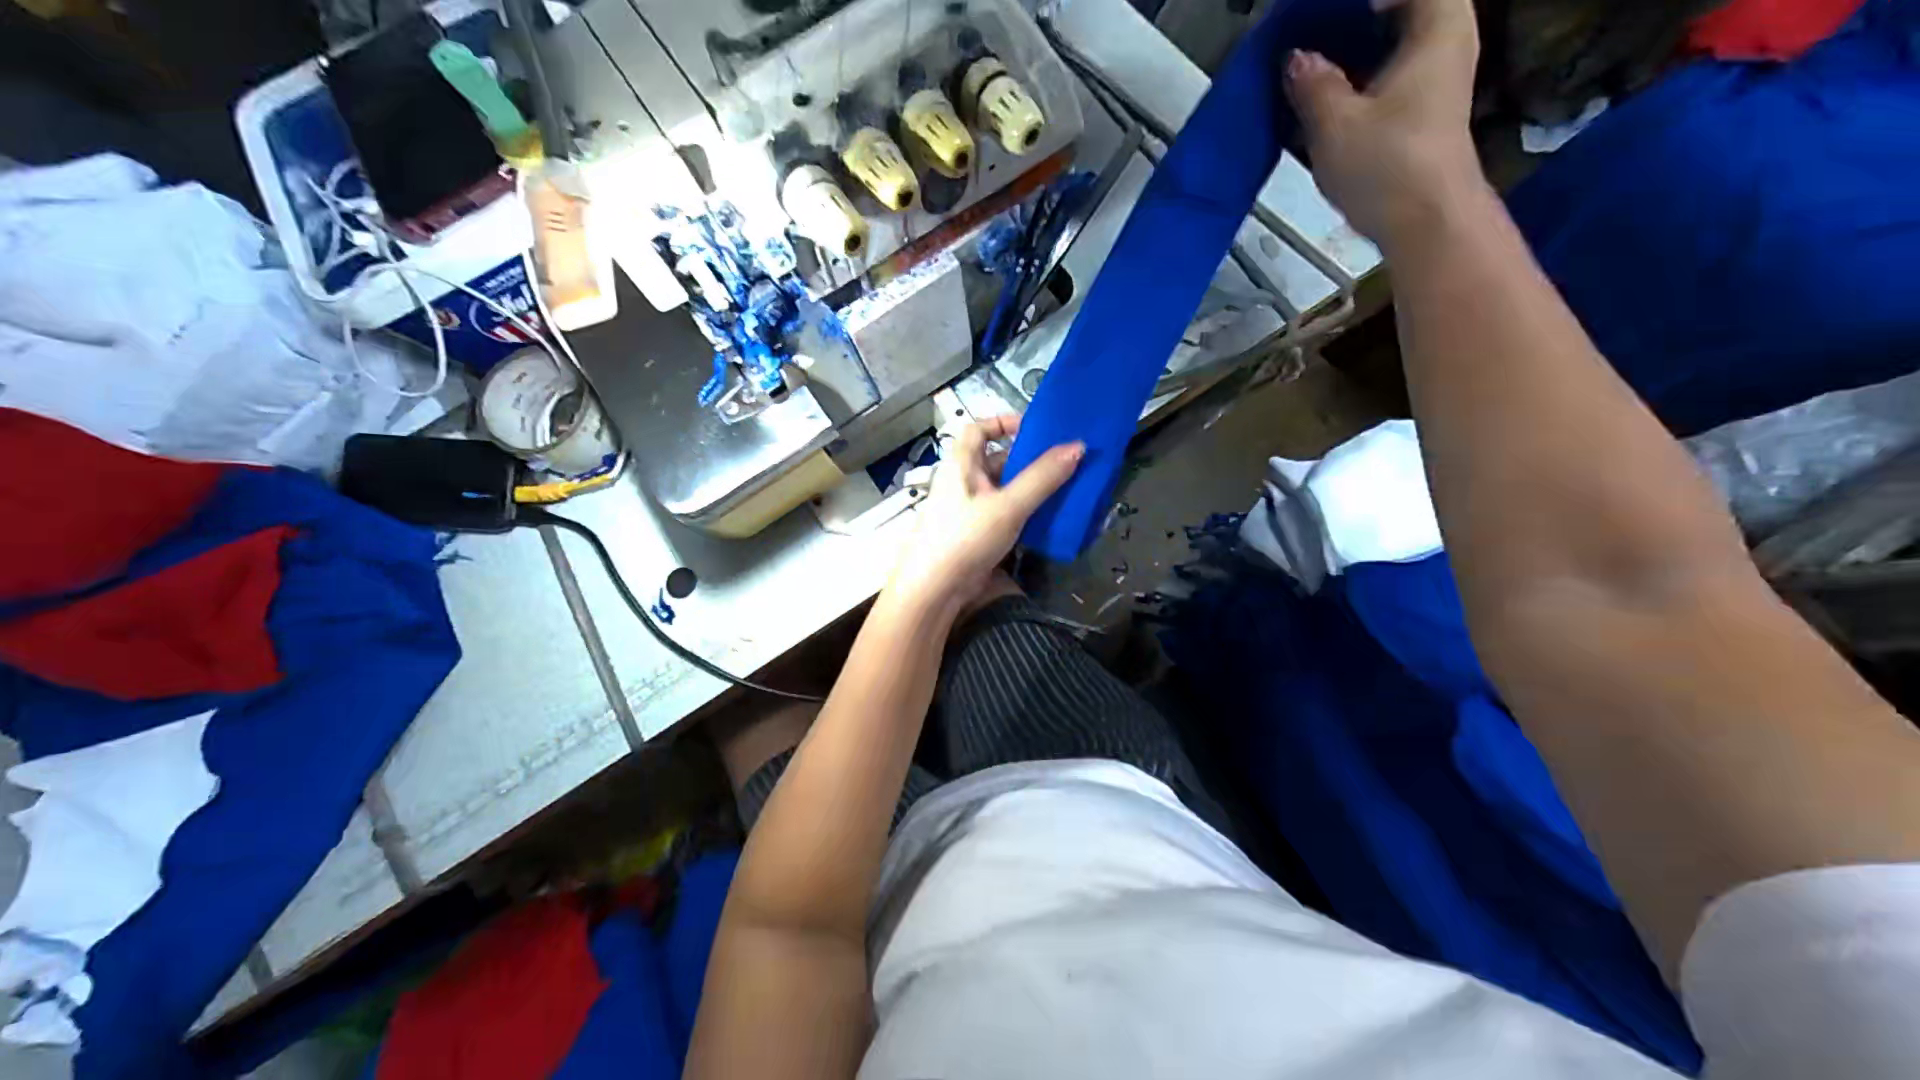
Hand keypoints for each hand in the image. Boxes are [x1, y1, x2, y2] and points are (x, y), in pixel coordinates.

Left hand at [885, 415, 1082, 617]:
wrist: (935, 590)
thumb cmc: (965, 538)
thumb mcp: (1009, 505)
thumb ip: (1043, 477)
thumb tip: (1078, 446)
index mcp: (960, 465)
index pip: (978, 428)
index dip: (1004, 422)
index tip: (1035, 429)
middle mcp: (962, 482)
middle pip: (996, 460)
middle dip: (1027, 460)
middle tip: (1062, 463)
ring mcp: (968, 510)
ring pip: (1002, 489)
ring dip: (1029, 488)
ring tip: (1064, 489)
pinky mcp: (975, 535)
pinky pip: (1003, 514)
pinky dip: (1024, 512)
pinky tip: (1047, 519)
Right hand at [1286, 0, 1482, 245]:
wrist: (1426, 224)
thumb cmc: (1387, 165)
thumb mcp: (1335, 123)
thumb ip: (1312, 84)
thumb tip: (1296, 59)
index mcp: (1437, 25)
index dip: (1355, 3)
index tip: (1315, 16)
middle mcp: (1446, 43)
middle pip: (1399, 12)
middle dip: (1350, 23)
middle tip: (1303, 37)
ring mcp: (1437, 81)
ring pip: (1391, 45)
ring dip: (1350, 53)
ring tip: (1304, 67)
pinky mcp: (1422, 115)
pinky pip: (1387, 77)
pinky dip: (1357, 80)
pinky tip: (1320, 100)